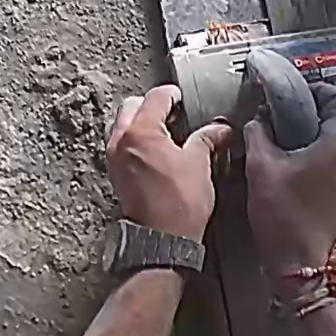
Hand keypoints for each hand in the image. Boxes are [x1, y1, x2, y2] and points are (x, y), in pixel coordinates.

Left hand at [106, 85, 234, 239]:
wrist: (162, 240)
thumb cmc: (179, 203)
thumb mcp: (199, 163)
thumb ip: (207, 139)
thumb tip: (220, 130)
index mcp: (141, 131)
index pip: (156, 98)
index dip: (173, 95)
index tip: (183, 99)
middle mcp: (121, 141)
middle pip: (133, 107)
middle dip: (152, 106)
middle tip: (175, 115)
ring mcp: (115, 158)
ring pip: (123, 125)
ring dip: (141, 123)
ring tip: (165, 134)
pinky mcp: (116, 174)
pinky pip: (121, 145)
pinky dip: (135, 142)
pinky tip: (155, 152)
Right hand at [244, 84, 335, 275]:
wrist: (300, 264)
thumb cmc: (281, 214)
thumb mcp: (260, 168)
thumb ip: (258, 134)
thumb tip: (259, 119)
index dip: (320, 89)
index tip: (296, 93)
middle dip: (310, 115)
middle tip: (281, 118)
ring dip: (312, 140)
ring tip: (283, 146)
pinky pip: (335, 168)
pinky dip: (317, 161)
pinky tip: (292, 172)